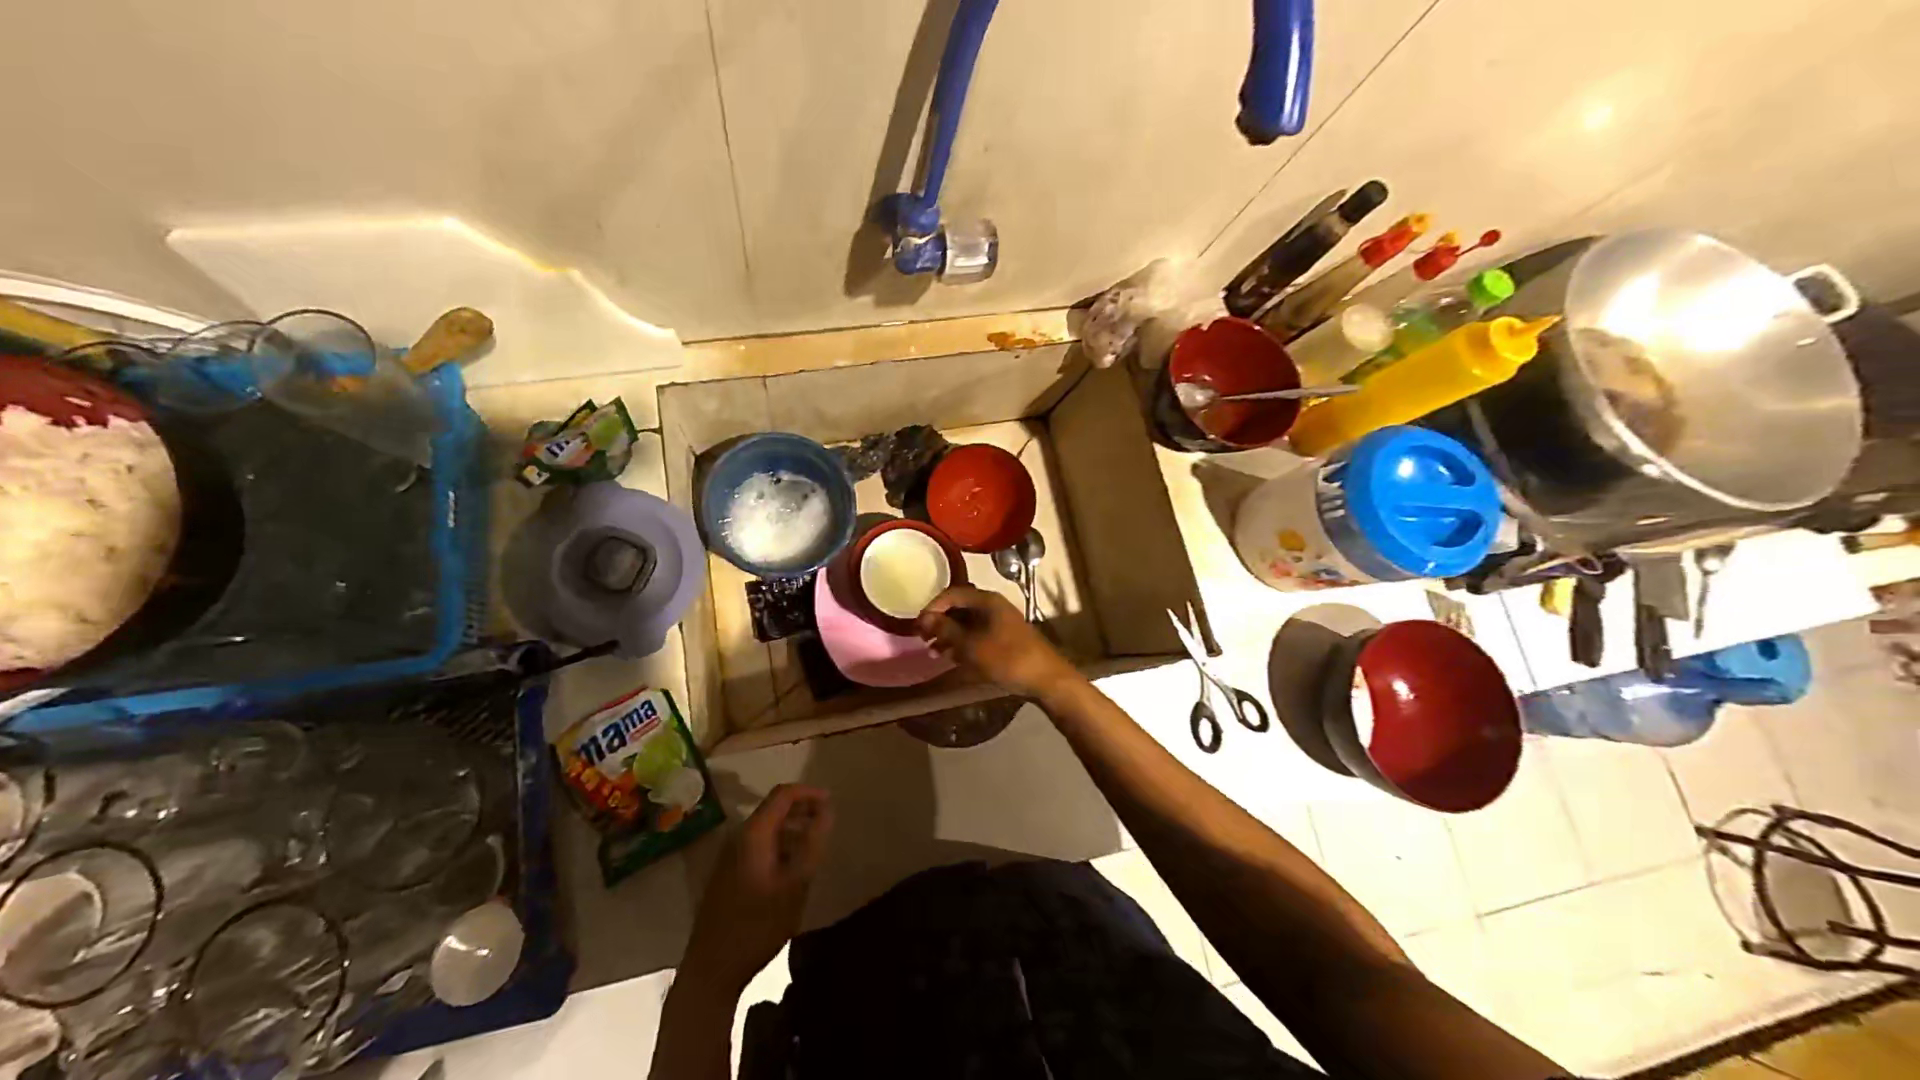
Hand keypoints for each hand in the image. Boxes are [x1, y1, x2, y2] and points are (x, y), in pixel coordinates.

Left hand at [682, 784, 833, 992]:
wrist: (712, 969)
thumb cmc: (757, 926)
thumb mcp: (795, 885)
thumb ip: (812, 844)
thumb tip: (827, 811)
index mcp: (753, 834)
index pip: (783, 794)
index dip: (809, 793)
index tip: (832, 802)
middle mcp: (738, 838)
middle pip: (773, 808)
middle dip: (802, 809)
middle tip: (828, 822)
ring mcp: (730, 856)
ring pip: (766, 828)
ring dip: (792, 828)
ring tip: (815, 843)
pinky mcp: (728, 873)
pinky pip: (759, 845)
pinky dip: (780, 844)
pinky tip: (793, 865)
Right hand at [915, 585, 1081, 699]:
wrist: (1046, 679)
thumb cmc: (1008, 659)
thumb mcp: (972, 646)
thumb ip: (946, 630)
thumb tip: (925, 618)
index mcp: (987, 601)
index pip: (953, 593)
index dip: (933, 607)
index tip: (918, 625)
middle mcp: (994, 606)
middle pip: (960, 607)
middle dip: (940, 622)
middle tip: (923, 639)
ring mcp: (1001, 622)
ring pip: (968, 623)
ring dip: (950, 635)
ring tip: (934, 652)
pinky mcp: (1005, 638)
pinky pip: (978, 635)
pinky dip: (963, 643)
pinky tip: (952, 658)